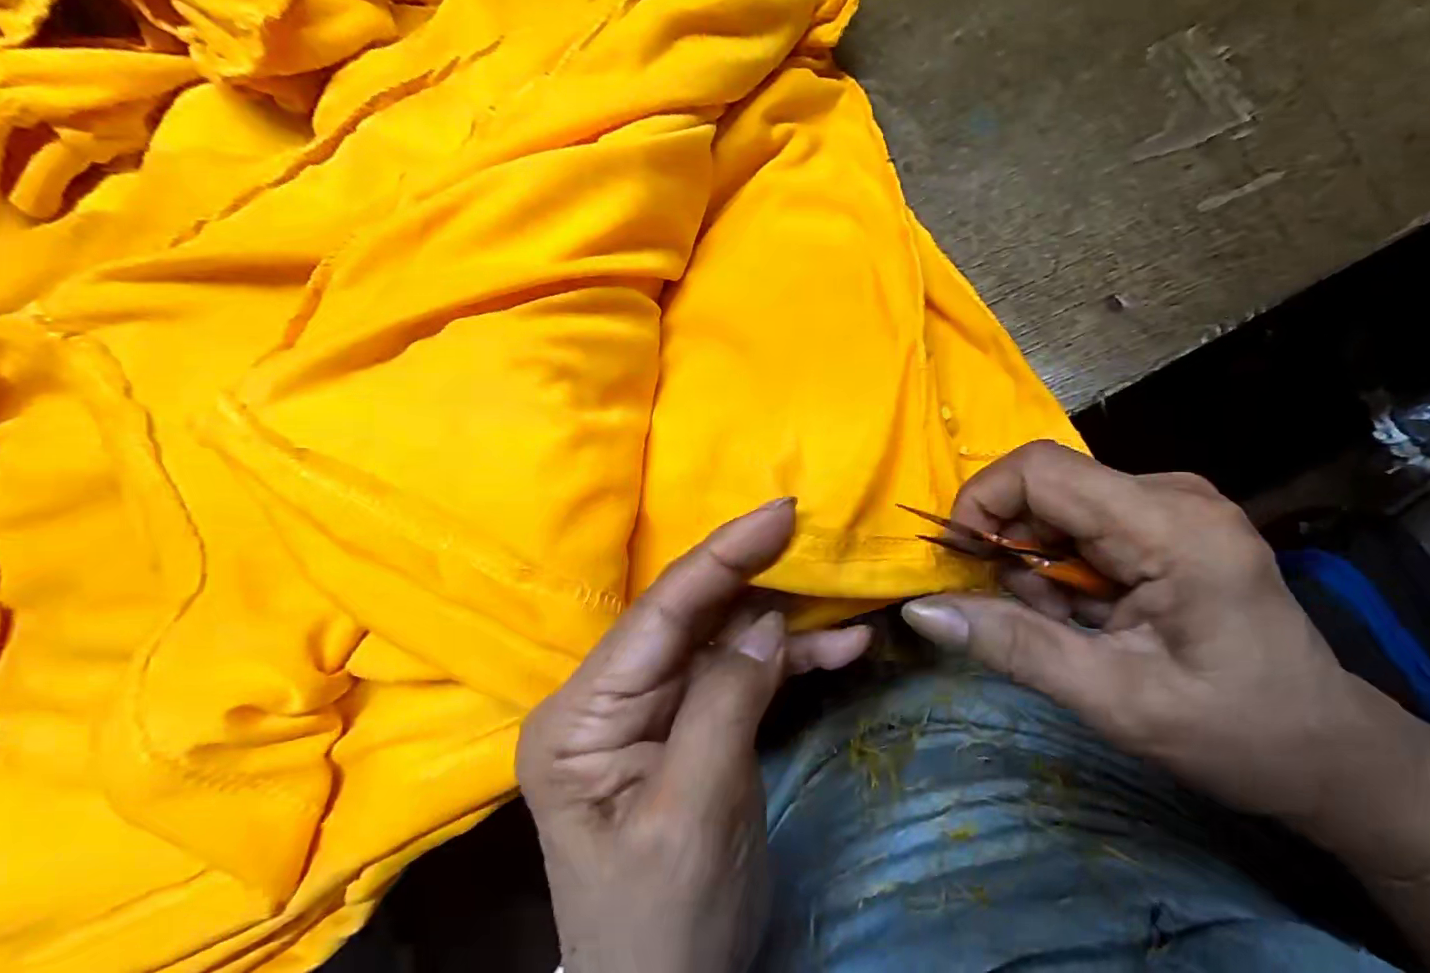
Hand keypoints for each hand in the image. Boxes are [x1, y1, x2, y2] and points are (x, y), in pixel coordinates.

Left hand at [517, 499, 871, 972]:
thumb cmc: (662, 915)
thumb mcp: (691, 812)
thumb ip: (725, 704)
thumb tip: (766, 620)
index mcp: (582, 718)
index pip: (658, 615)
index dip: (721, 556)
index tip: (780, 512)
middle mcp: (613, 699)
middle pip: (693, 615)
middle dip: (756, 576)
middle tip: (812, 534)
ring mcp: (658, 709)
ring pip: (728, 638)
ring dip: (790, 623)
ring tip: (846, 609)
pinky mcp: (699, 723)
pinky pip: (749, 673)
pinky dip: (797, 660)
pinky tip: (846, 649)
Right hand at [900, 443, 1429, 861]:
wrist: (1329, 747)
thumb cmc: (1238, 734)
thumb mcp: (1119, 702)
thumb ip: (1018, 648)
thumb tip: (923, 611)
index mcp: (1173, 526)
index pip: (1043, 471)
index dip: (983, 505)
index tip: (961, 568)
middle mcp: (1175, 493)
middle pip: (1052, 490)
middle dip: (1017, 553)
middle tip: (1037, 625)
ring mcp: (1178, 502)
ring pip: (1066, 510)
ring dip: (1045, 570)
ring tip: (1082, 633)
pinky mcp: (1175, 520)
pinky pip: (1093, 525)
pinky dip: (1073, 571)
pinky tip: (1100, 619)